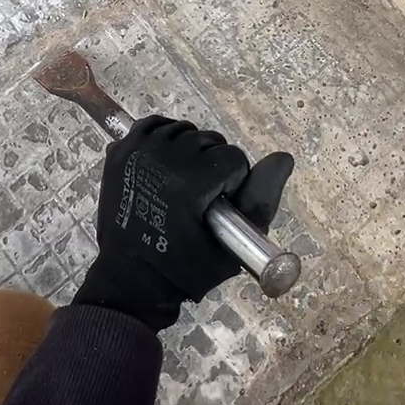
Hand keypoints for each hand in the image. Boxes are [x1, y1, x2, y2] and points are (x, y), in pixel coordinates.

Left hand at [70, 116, 292, 331]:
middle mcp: (162, 158)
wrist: (131, 279)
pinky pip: (154, 125)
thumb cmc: (186, 269)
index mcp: (190, 182)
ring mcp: (137, 151)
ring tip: (184, 184)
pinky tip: (169, 164)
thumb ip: (260, 200)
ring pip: (183, 131)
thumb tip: (283, 157)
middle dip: (213, 167)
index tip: (219, 208)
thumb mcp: (233, 247)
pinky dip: (166, 138)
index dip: (234, 184)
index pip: (233, 159)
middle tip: (201, 199)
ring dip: (191, 152)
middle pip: (209, 141)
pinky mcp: (120, 151)